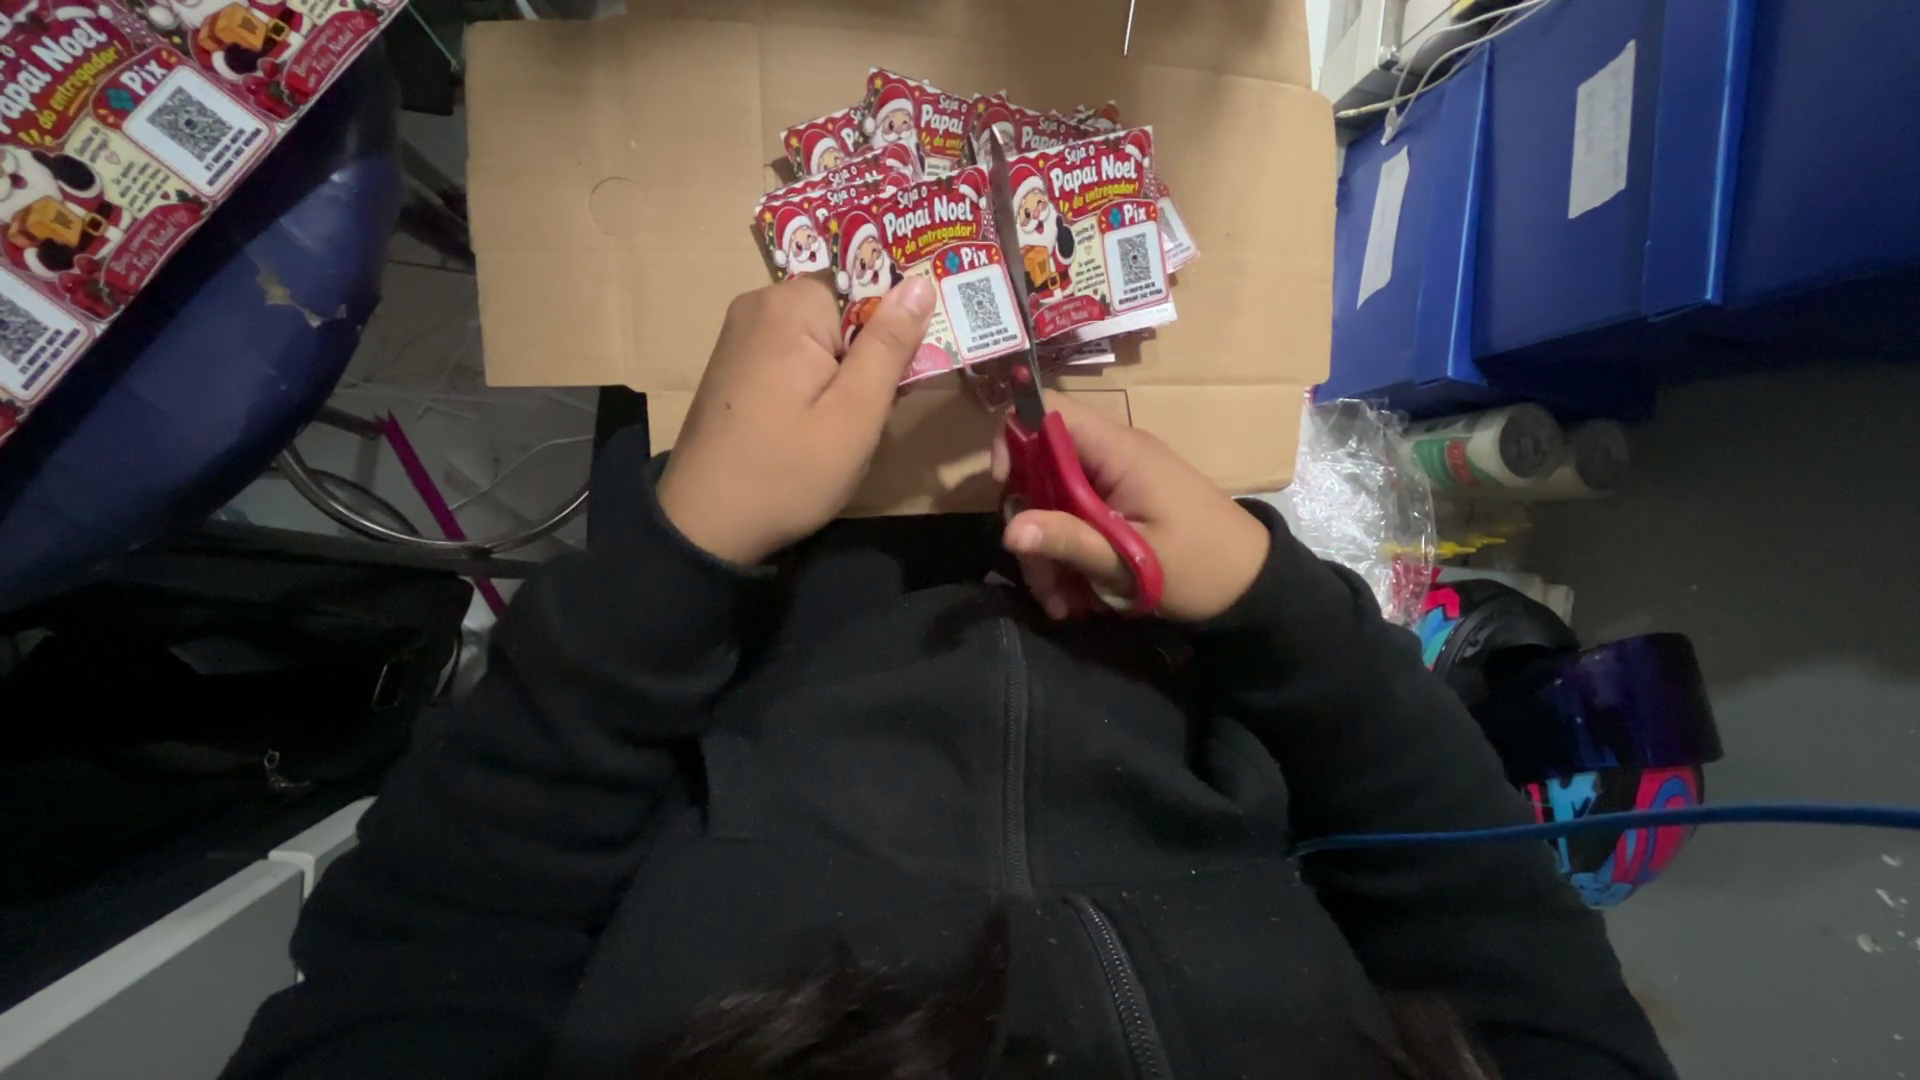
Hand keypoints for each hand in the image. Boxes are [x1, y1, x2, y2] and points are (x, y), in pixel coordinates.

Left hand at [657, 275, 934, 564]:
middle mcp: (758, 304)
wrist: (706, 525)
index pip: (867, 288)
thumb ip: (891, 344)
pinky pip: (794, 356)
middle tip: (870, 413)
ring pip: (822, 339)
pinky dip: (814, 385)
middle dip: (867, 359)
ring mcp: (740, 335)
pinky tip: (810, 426)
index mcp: (789, 305)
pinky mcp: (733, 365)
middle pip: (843, 313)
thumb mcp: (856, 412)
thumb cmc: (790, 471)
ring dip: (844, 377)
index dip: (892, 333)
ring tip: (839, 426)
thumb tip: (922, 282)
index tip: (899, 380)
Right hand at [993, 394, 1270, 622]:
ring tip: (1062, 603)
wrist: (1252, 586)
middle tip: (1041, 579)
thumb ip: (1069, 542)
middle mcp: (1113, 456)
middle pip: (1042, 468)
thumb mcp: (1129, 562)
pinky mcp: (1118, 504)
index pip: (1052, 412)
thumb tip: (1009, 530)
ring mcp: (1116, 480)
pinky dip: (1068, 554)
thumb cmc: (1199, 567)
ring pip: (1053, 501)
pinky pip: (1075, 518)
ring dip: (1048, 552)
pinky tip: (1075, 597)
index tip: (1005, 486)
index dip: (1017, 438)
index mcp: (1120, 452)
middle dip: (1032, 523)